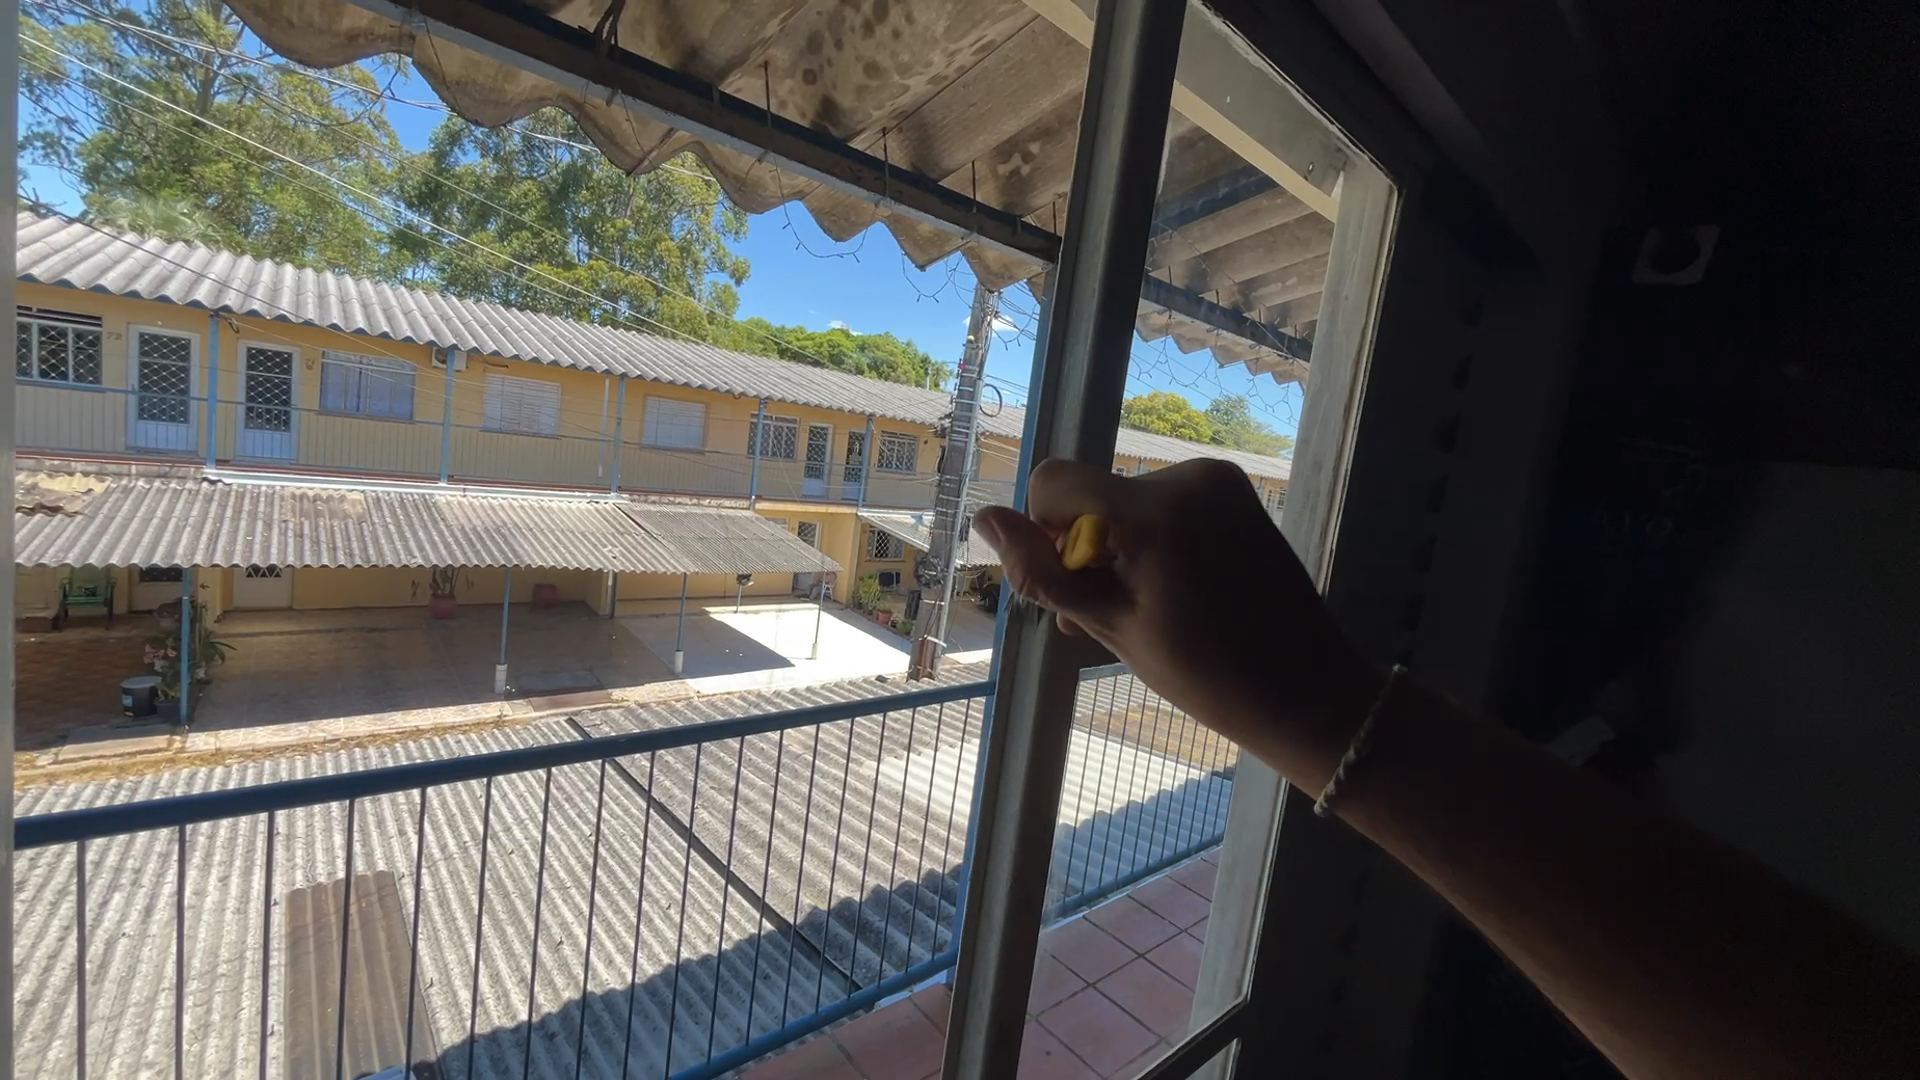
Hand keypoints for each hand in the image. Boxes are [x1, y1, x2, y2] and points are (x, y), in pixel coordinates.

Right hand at [972, 458, 1380, 788]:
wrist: (1310, 690)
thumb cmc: (1206, 674)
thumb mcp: (1110, 626)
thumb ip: (1044, 572)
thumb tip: (984, 519)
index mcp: (1155, 511)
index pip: (1055, 481)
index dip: (1045, 533)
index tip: (1074, 586)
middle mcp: (1186, 477)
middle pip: (1090, 494)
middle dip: (1082, 549)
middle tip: (1103, 616)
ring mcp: (1215, 480)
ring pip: (1122, 502)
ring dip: (1114, 550)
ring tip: (1137, 610)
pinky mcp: (1231, 491)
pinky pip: (1160, 504)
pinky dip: (1148, 540)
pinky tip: (1168, 589)